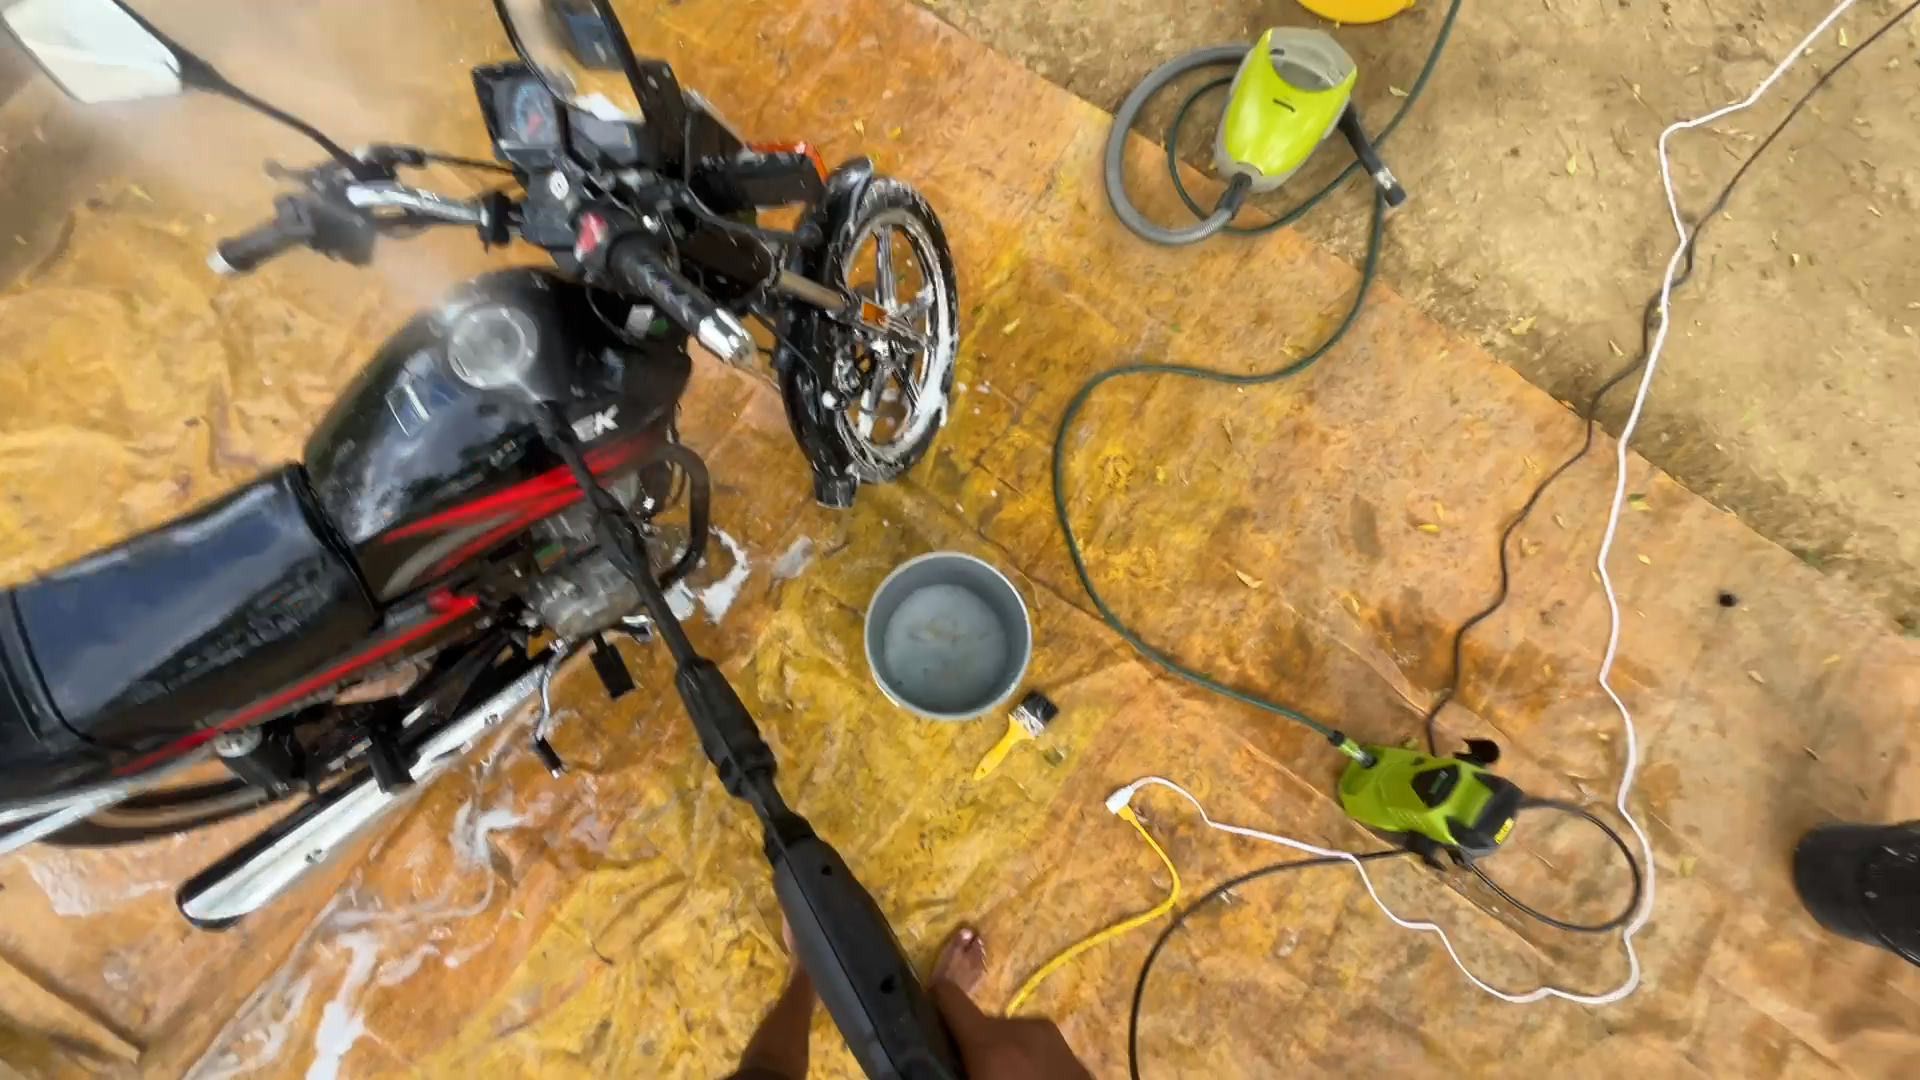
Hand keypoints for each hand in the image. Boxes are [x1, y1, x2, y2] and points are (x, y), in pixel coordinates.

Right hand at [931, 981, 1092, 1079]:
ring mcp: (1052, 1038)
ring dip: (1006, 1056)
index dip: (934, 1001)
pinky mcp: (1075, 1055)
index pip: (949, 997)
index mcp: (989, 1043)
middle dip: (976, 1048)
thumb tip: (938, 1065)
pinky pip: (1040, 1051)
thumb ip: (957, 1072)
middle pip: (984, 1025)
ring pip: (1014, 1037)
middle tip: (975, 1076)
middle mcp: (1021, 1029)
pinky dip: (1031, 1065)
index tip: (925, 1013)